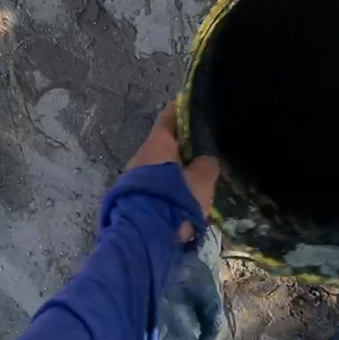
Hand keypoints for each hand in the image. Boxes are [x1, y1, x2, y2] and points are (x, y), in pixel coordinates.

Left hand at [125, 103, 220, 237]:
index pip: (168, 117)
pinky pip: (154, 185)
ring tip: (194, 179)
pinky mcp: (131, 198)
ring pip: (159, 167)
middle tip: (203, 150)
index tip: (191, 105)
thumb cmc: (175, 199)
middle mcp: (141, 156)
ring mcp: (132, 177)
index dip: (181, 110)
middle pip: (164, 144)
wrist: (143, 234)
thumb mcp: (202, 181)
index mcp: (157, 144)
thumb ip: (208, 165)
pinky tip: (180, 197)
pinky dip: (167, 187)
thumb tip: (206, 160)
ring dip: (175, 170)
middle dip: (182, 147)